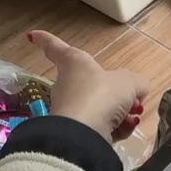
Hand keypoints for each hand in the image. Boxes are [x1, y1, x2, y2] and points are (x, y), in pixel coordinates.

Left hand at [31, 30, 146, 142]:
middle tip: (135, 103)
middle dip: (118, 96)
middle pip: (94, 86)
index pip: (57, 48)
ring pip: (101, 110)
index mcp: (75, 64)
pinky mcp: (76, 134)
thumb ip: (136, 83)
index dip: (47, 40)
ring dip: (122, 114)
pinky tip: (126, 130)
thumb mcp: (128, 83)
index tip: (32, 36)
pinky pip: (100, 128)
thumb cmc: (101, 96)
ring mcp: (71, 111)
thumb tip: (138, 90)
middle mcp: (68, 85)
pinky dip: (115, 129)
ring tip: (133, 119)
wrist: (84, 135)